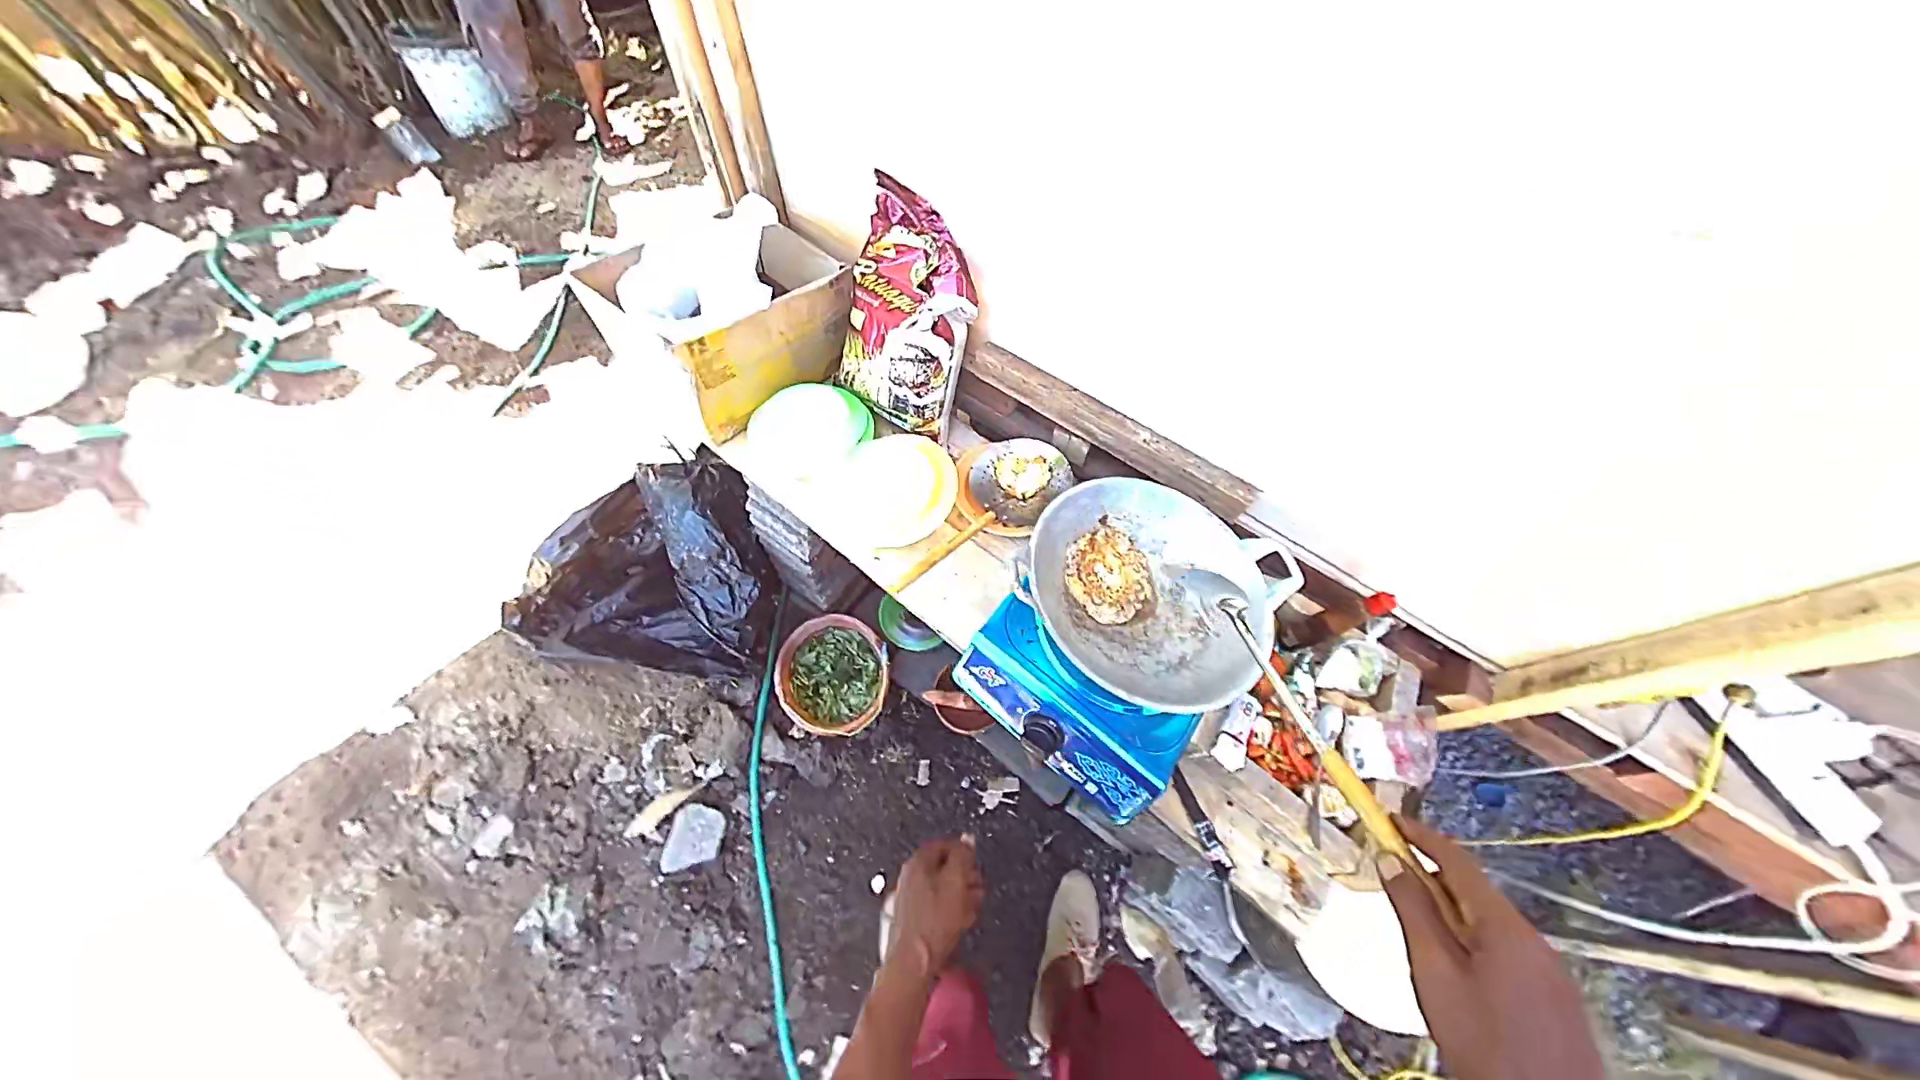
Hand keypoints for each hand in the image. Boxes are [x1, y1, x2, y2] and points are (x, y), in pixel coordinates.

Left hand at [886, 836, 984, 978]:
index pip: (944, 845)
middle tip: (978, 885)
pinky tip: (961, 920)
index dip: (964, 852)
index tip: (976, 864)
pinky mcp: (911, 920)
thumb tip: (968, 839)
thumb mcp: (957, 880)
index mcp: (918, 862)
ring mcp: (908, 899)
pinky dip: (949, 909)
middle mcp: (909, 877)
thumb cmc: (935, 921)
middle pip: (942, 867)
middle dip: (963, 875)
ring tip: (974, 905)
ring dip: (959, 893)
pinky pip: (934, 906)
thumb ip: (963, 855)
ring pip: (939, 888)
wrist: (914, 962)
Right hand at [1380, 815, 1603, 1079]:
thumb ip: (1413, 911)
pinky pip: (1505, 946)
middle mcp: (1535, 940)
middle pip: (1475, 890)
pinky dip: (1469, 934)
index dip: (1421, 835)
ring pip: (1488, 920)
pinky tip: (1450, 956)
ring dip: (1448, 907)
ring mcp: (1550, 970)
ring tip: (1412, 916)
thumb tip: (1390, 860)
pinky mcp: (1554, 996)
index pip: (1458, 862)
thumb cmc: (1482, 1042)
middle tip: (1389, 870)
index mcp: (1506, 929)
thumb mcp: (1434, 972)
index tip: (1388, 819)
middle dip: (1430, 874)